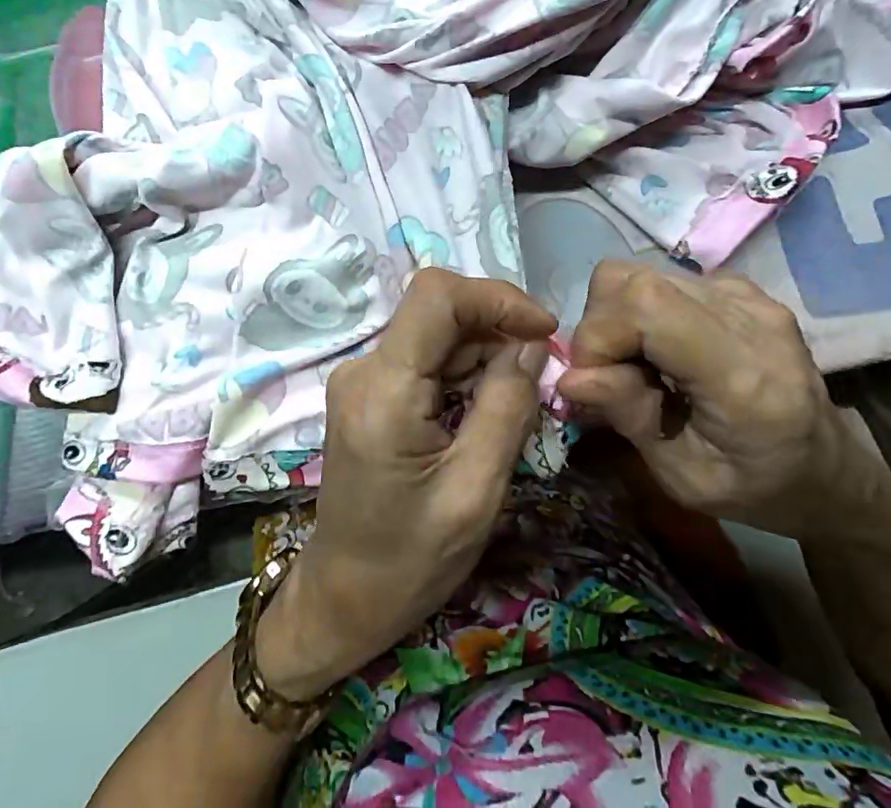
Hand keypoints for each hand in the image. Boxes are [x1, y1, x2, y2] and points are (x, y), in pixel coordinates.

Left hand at [257, 269, 555, 699]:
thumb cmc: (412, 558)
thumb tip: (531, 343)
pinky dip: (461, 375)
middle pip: (437, 314)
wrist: (346, 593)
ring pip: (434, 337)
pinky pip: (422, 362)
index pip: (436, 296)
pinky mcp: (366, 395)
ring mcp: (360, 380)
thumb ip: (506, 407)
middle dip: (498, 332)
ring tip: (515, 406)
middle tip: (541, 379)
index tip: (545, 331)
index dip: (496, 298)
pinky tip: (482, 415)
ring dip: (483, 357)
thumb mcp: (476, 490)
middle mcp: (362, 370)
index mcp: (383, 390)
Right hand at [557, 260, 890, 539]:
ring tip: (635, 366)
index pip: (645, 305)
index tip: (592, 384)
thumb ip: (629, 417)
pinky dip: (640, 314)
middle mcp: (750, 319)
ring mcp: (748, 297)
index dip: (598, 335)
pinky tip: (660, 353)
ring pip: (640, 275)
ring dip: (617, 319)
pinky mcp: (741, 290)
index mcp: (742, 375)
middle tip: (609, 375)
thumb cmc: (758, 490)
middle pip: (633, 280)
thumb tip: (569, 377)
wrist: (830, 473)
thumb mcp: (684, 479)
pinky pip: (662, 281)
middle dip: (599, 326)